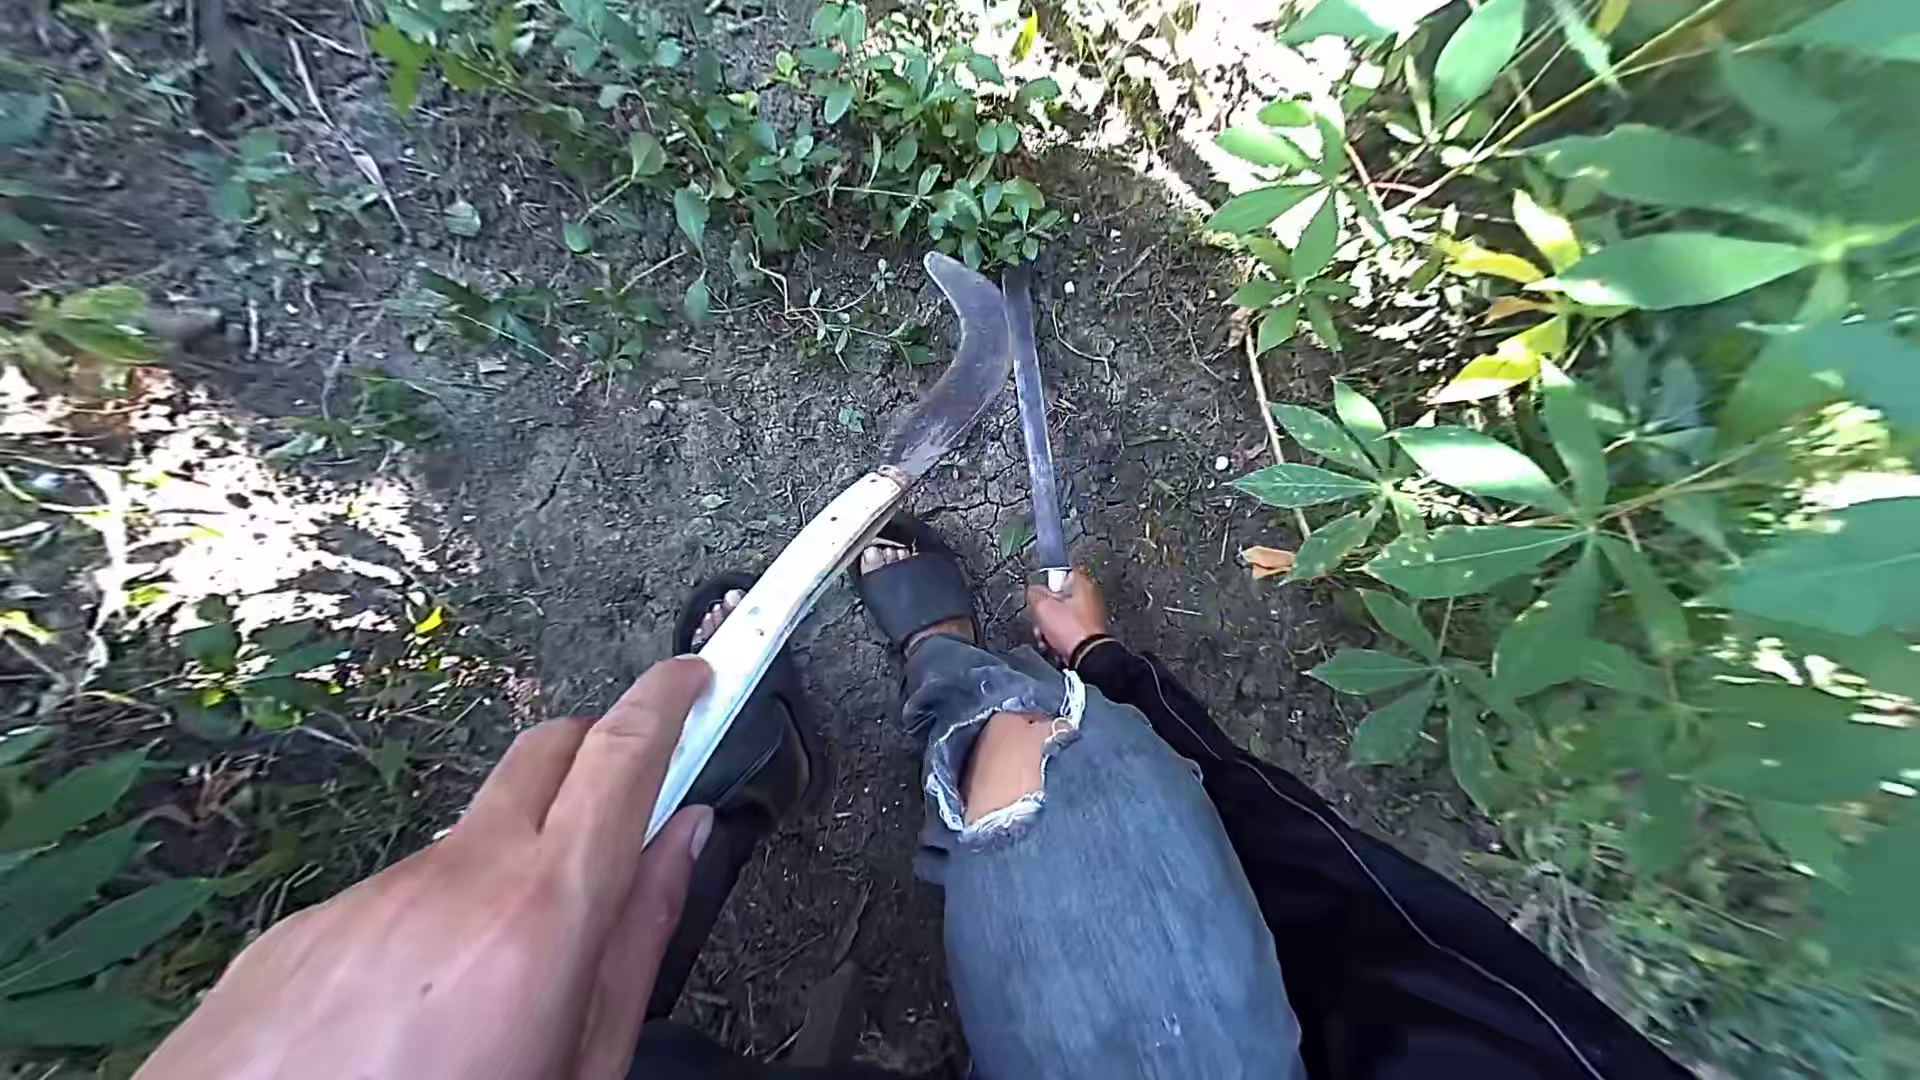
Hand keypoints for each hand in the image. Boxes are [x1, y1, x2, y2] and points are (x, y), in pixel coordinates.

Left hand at [135, 657, 714, 1079]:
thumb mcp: (589, 1059)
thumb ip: (643, 928)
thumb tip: (685, 832)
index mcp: (542, 913)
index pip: (623, 754)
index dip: (668, 697)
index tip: (693, 675)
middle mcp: (453, 880)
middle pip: (550, 748)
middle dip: (601, 747)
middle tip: (622, 803)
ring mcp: (364, 901)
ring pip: (476, 828)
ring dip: (515, 854)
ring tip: (498, 965)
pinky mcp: (292, 935)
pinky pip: (398, 890)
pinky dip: (436, 913)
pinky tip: (409, 1009)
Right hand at [1025, 568, 1109, 662]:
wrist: (1085, 657)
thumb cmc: (1071, 630)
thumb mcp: (1042, 605)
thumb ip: (1033, 593)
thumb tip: (1032, 592)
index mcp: (1081, 583)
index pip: (1059, 572)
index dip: (1045, 583)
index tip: (1039, 593)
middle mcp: (1088, 597)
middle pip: (1056, 598)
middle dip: (1044, 611)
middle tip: (1042, 618)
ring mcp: (1088, 616)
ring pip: (1058, 616)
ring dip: (1047, 627)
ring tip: (1046, 636)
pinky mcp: (1086, 632)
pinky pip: (1065, 630)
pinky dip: (1056, 637)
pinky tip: (1053, 644)